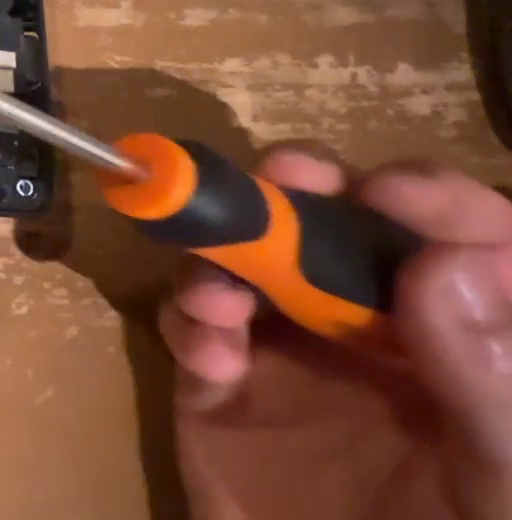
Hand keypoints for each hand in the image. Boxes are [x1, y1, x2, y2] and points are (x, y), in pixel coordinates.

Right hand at [162, 147, 511, 519]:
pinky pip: (189, 322)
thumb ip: (495, 385)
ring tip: (218, 296)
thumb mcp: (506, 488)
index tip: (385, 189)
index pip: (465, 246)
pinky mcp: (215, 378)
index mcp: (470, 351)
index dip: (433, 200)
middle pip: (336, 229)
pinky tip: (206, 351)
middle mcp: (379, 335)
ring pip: (245, 260)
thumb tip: (452, 260)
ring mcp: (289, 353)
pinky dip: (187, 318)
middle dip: (301, 192)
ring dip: (223, 254)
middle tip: (280, 178)